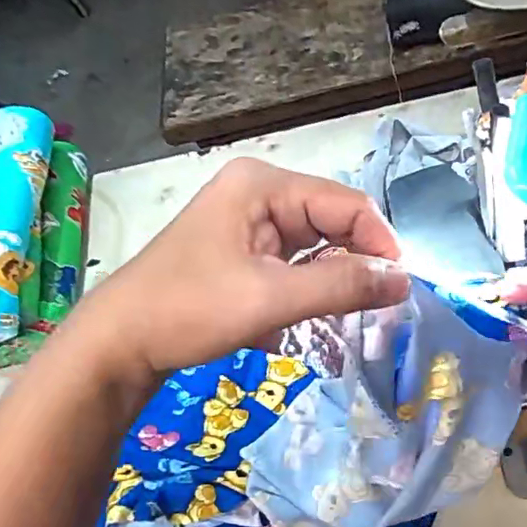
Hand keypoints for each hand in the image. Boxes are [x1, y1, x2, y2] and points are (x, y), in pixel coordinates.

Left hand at [61, 158, 409, 382]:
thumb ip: (342, 286)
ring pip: (317, 248)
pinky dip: (308, 292)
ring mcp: (251, 223)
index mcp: (265, 185)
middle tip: (371, 310)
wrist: (122, 341)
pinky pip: (296, 266)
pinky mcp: (245, 252)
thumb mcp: (272, 298)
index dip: (379, 244)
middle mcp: (261, 194)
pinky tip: (301, 319)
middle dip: (356, 266)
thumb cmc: (190, 310)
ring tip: (339, 318)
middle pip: (334, 224)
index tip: (397, 291)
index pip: (348, 204)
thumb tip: (404, 281)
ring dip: (332, 283)